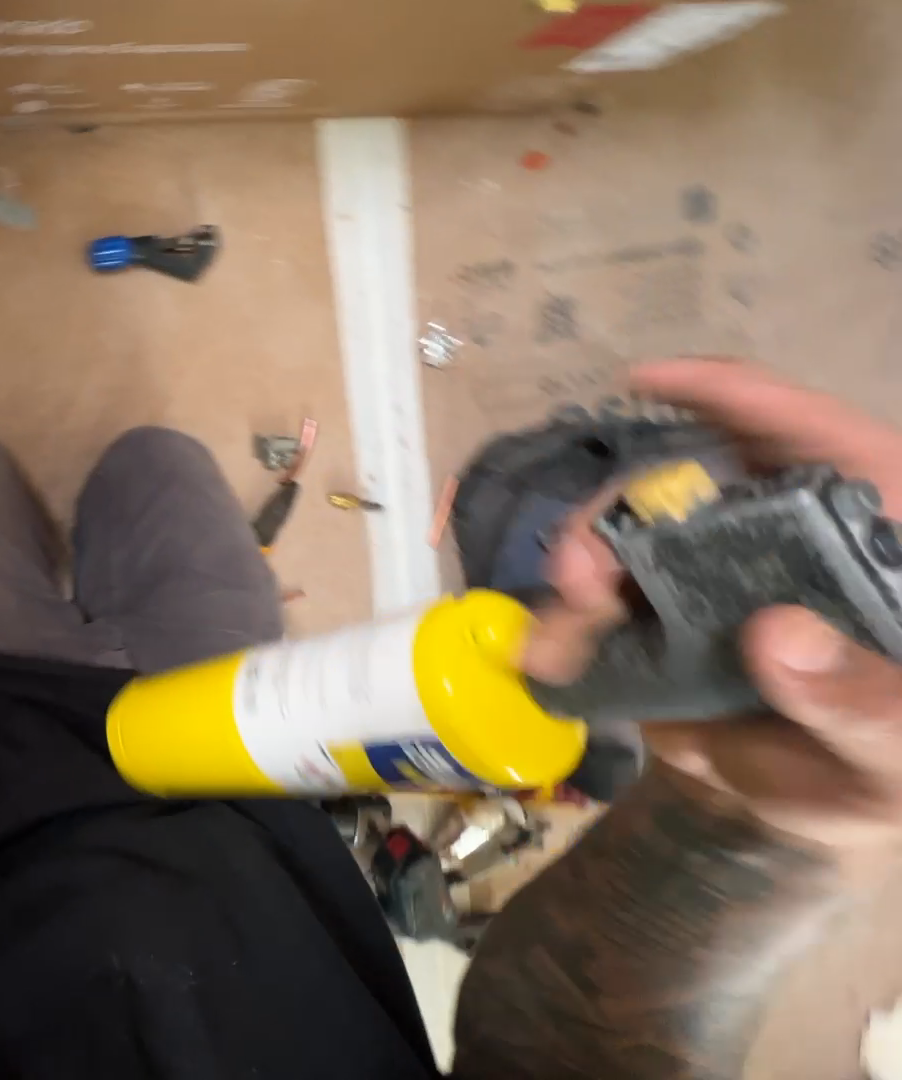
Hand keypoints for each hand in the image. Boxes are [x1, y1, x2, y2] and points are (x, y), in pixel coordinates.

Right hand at [523, 359, 901, 852]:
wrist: (811, 812)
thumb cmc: (886, 770)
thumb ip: (869, 706)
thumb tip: (780, 636)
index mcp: (864, 542)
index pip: (816, 441)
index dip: (732, 398)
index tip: (645, 381)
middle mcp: (770, 545)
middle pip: (682, 485)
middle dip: (613, 510)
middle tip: (579, 569)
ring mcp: (698, 580)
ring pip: (616, 538)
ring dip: (575, 565)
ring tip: (566, 616)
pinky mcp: (644, 620)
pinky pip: (584, 602)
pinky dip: (554, 619)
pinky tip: (544, 647)